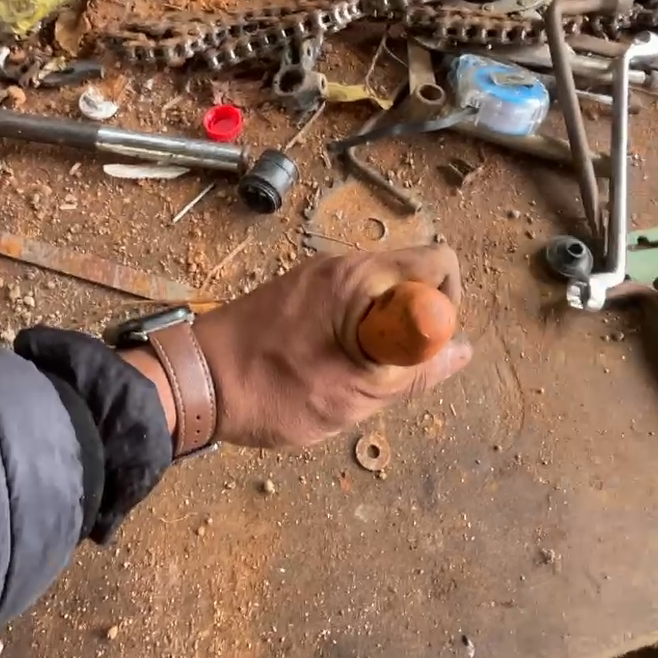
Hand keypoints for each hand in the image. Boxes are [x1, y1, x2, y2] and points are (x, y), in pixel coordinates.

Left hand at [191, 245, 471, 448]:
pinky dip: (353, 331)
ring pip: (379, 294)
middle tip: (383, 373)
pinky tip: (324, 367)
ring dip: (380, 334)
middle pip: (410, 277)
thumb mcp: (356, 394)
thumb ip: (416, 371)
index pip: (438, 263)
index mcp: (359, 277)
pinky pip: (348, 301)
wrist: (194, 380)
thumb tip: (462, 350)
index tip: (417, 351)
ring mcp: (315, 275)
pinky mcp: (297, 290)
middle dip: (411, 326)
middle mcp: (339, 263)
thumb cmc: (273, 389)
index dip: (444, 308)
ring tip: (349, 376)